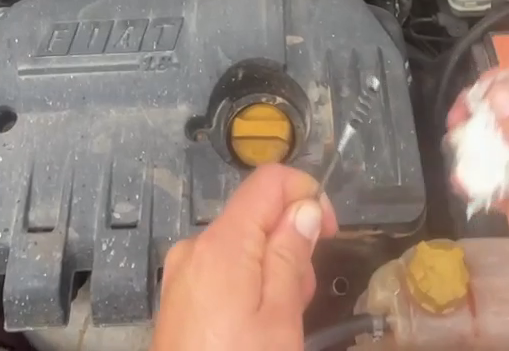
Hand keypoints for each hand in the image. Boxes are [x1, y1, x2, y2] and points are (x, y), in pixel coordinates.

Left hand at [153, 164, 340, 350]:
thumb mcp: (280, 321)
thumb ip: (292, 256)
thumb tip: (304, 206)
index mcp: (220, 243)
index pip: (268, 181)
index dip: (306, 193)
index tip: (329, 230)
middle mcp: (195, 246)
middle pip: (256, 215)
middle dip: (290, 243)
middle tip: (302, 298)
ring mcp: (182, 273)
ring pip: (242, 245)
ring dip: (272, 268)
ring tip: (280, 322)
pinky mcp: (179, 298)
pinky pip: (222, 270)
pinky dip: (248, 284)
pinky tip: (256, 327)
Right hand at [449, 66, 508, 350]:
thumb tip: (498, 93)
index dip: (505, 82)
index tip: (476, 99)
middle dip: (483, 112)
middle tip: (457, 124)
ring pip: (500, 145)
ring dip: (476, 145)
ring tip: (458, 155)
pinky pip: (497, 182)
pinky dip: (478, 179)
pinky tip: (464, 185)